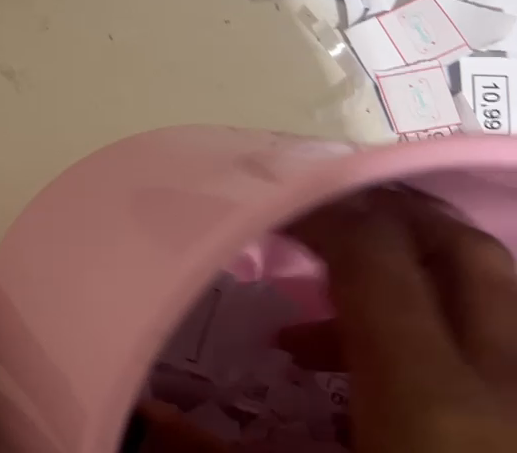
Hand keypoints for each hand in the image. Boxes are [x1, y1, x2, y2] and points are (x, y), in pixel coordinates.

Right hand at [283, 185, 516, 452]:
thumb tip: (146, 415)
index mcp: (432, 395)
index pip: (375, 256)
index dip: (321, 213)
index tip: (270, 209)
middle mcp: (511, 387)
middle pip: (467, 256)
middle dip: (395, 220)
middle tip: (327, 221)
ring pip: (508, 301)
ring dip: (430, 282)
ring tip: (353, 312)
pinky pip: (515, 355)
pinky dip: (464, 343)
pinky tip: (413, 384)